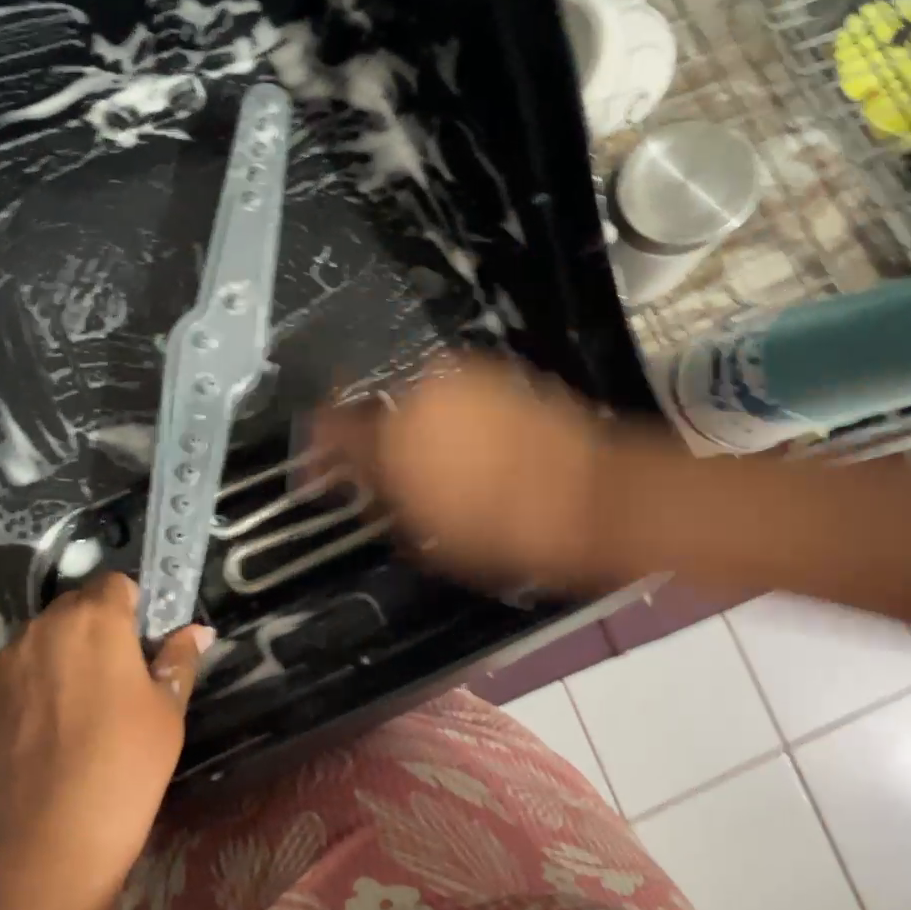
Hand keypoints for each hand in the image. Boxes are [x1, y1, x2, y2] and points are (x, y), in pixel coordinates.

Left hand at [0, 573, 212, 887]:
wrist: (50, 837)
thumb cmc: (125, 767)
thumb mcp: (167, 713)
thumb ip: (178, 660)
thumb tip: (197, 630)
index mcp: (96, 619)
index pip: (116, 582)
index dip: (134, 606)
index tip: (144, 643)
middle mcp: (47, 624)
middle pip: (78, 605)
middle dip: (100, 626)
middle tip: (121, 675)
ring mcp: (11, 657)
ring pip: (47, 635)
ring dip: (67, 650)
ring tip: (84, 704)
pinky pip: (22, 666)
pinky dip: (39, 678)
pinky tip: (53, 724)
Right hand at [312, 354, 610, 586]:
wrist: (593, 498)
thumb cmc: (501, 531)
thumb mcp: (423, 535)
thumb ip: (379, 500)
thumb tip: (356, 485)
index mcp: (389, 436)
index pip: (328, 428)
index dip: (316, 449)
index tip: (318, 468)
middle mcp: (417, 395)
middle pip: (372, 407)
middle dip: (370, 436)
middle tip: (381, 469)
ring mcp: (460, 378)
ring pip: (414, 398)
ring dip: (410, 422)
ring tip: (430, 458)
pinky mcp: (497, 374)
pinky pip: (454, 393)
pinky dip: (448, 414)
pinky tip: (469, 444)